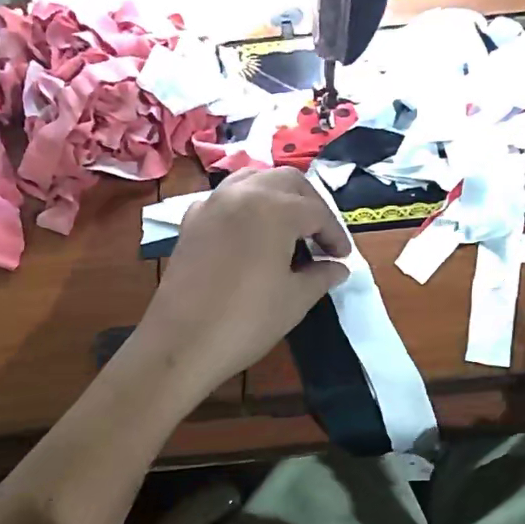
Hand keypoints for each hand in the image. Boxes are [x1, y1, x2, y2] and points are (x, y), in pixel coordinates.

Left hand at [132, 168, 350, 398]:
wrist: (182, 343)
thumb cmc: (247, 321)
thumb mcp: (294, 300)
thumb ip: (321, 276)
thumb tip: (338, 268)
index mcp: (274, 208)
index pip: (317, 211)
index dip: (335, 234)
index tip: (342, 258)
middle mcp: (242, 193)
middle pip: (287, 182)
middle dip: (310, 205)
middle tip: (321, 238)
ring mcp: (211, 204)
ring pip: (254, 180)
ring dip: (278, 196)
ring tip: (289, 229)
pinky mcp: (191, 222)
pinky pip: (226, 199)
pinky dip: (246, 206)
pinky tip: (251, 235)